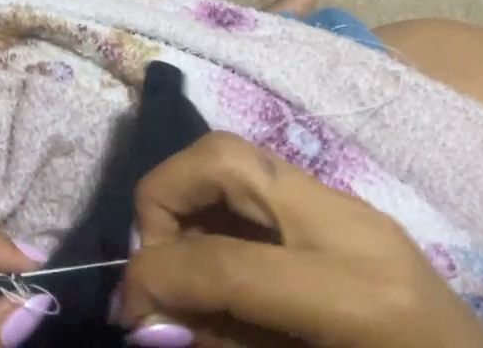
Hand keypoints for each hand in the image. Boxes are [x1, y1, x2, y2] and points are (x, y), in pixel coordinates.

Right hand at [119, 132, 482, 347]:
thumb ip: (225, 344)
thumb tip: (150, 321)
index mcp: (355, 294)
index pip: (221, 260)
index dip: (154, 281)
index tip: (127, 314)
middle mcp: (351, 225)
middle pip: (224, 157)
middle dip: (163, 196)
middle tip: (150, 259)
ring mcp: (354, 208)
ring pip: (240, 155)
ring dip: (189, 197)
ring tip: (179, 262)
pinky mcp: (350, 210)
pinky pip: (264, 185)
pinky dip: (221, 209)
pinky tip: (219, 260)